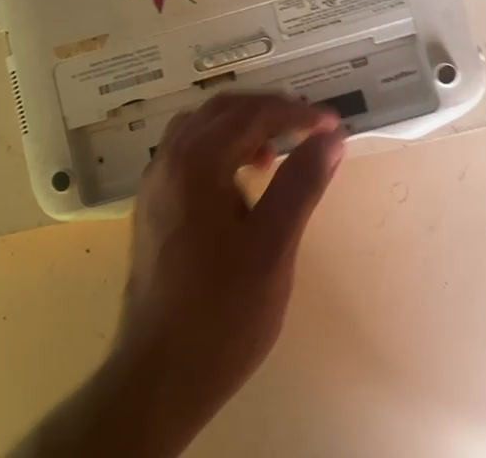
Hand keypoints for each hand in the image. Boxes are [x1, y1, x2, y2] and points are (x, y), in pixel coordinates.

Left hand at [115, 92, 346, 429]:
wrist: (160, 374)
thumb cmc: (223, 312)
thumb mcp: (273, 247)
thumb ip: (300, 184)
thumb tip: (329, 138)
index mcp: (194, 164)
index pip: (251, 115)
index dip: (295, 114)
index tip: (332, 125)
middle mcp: (166, 163)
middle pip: (220, 112)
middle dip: (267, 111)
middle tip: (310, 129)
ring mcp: (154, 186)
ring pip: (199, 131)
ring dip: (241, 128)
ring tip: (278, 154)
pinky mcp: (153, 210)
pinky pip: (187, 156)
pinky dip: (220, 151)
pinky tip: (242, 183)